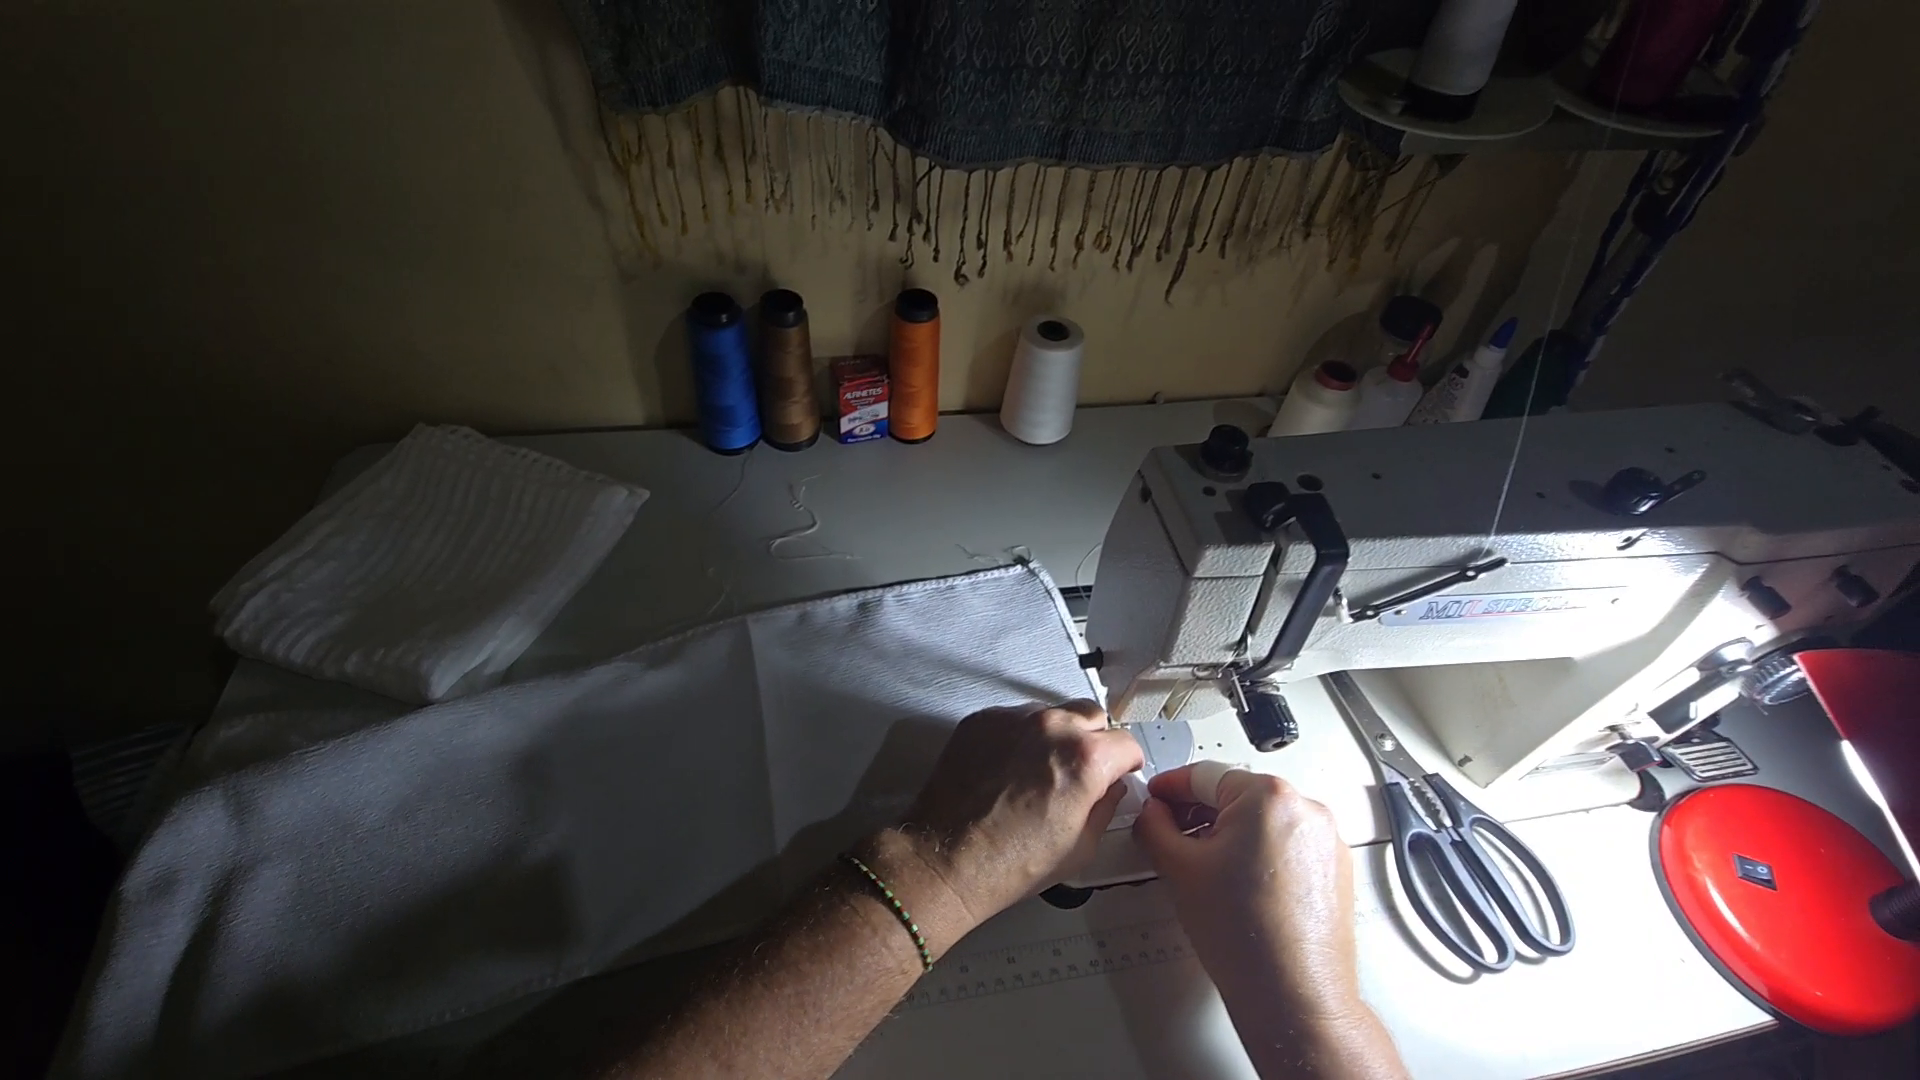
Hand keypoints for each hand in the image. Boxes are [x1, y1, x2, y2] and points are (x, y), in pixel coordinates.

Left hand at [864, 702, 1142, 951]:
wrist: (948, 858)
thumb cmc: (1012, 862)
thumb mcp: (1080, 846)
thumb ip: (1105, 805)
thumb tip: (1111, 786)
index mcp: (1085, 758)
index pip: (1126, 741)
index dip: (1126, 762)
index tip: (1119, 771)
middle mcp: (1051, 727)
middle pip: (1091, 715)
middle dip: (1094, 739)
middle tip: (1081, 770)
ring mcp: (1013, 718)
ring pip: (1052, 713)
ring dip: (1055, 734)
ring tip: (1039, 771)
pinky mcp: (983, 719)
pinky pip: (1015, 718)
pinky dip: (1020, 736)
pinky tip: (1010, 769)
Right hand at [1132, 764, 1360, 1018]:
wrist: (1294, 999)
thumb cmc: (1247, 940)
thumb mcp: (1177, 867)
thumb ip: (1153, 824)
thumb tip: (1153, 811)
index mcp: (1268, 796)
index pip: (1204, 775)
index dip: (1169, 787)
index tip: (1156, 798)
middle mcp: (1305, 809)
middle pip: (1235, 794)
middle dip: (1199, 812)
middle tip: (1171, 834)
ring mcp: (1326, 839)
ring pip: (1261, 818)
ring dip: (1228, 831)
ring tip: (1203, 866)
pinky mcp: (1335, 866)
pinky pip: (1286, 841)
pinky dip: (1258, 851)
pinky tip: (1236, 882)